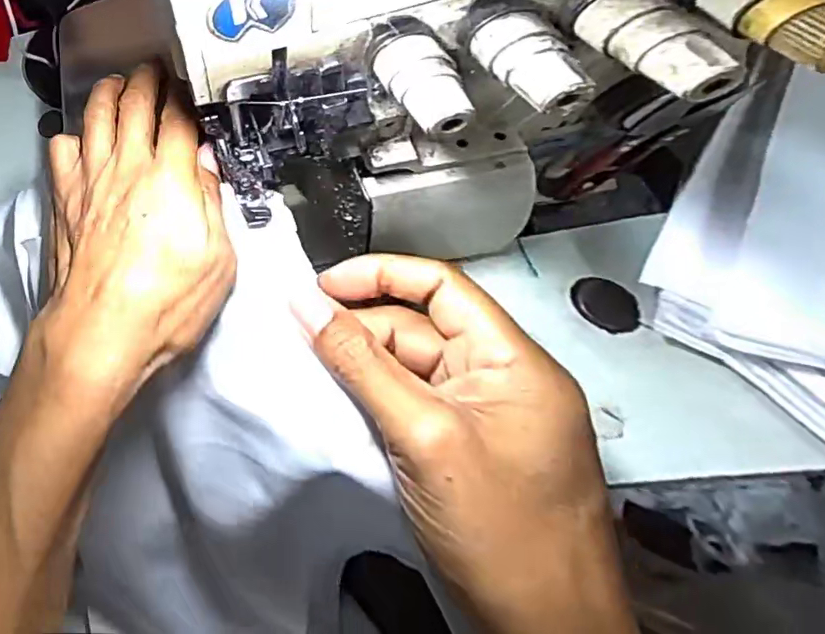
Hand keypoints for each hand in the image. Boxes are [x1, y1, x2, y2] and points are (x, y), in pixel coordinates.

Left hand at [37, 63, 236, 410]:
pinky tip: (82, 138)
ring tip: (119, 84)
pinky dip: (72, 135)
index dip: (186, 93)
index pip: (178, 115)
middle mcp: (127, 167)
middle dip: (147, 77)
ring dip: (109, 91)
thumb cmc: (166, 303)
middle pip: (134, 102)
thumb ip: (211, 199)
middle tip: (157, 69)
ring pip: (95, 115)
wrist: (99, 334)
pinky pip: (61, 150)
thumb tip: (205, 161)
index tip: (191, 83)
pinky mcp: (65, 199)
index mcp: (169, 177)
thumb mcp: (218, 258)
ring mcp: (90, 180)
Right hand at [294, 254, 634, 633]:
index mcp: (515, 361)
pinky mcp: (469, 446)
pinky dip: (380, 396)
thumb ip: (363, 364)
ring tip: (320, 366)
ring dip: (367, 362)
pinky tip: (347, 401)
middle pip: (420, 325)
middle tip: (309, 330)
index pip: (441, 286)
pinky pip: (416, 400)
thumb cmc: (515, 549)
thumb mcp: (424, 438)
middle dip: (363, 323)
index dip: (380, 275)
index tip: (328, 283)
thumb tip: (314, 309)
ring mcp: (487, 415)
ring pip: (413, 364)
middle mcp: (504, 379)